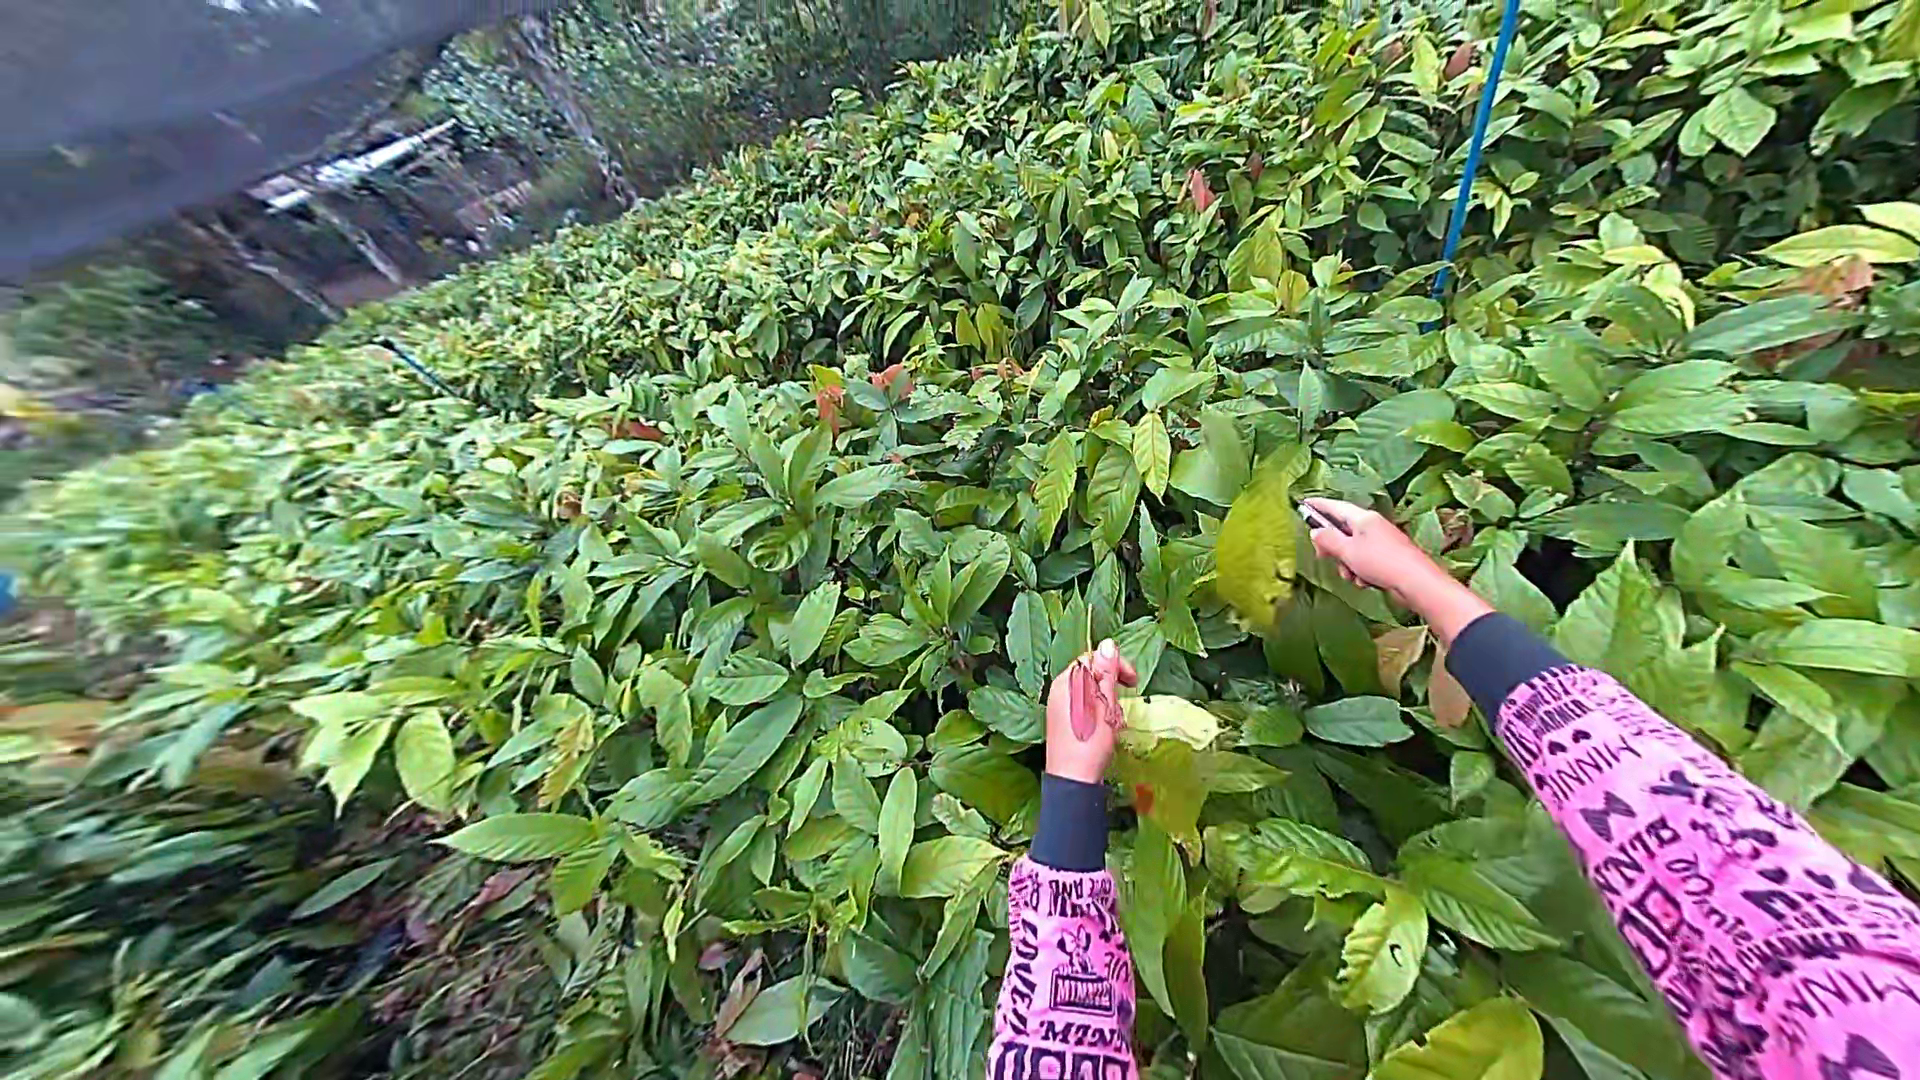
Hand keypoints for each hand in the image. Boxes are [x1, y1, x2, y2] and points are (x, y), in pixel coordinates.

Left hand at [1044, 639, 1138, 783]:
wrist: (1073, 780)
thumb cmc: (1090, 743)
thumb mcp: (1104, 705)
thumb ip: (1105, 673)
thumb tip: (1108, 644)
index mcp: (1067, 681)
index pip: (1093, 657)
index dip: (1115, 665)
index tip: (1132, 680)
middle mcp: (1059, 689)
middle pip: (1090, 673)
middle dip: (1112, 684)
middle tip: (1123, 703)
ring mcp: (1058, 705)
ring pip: (1089, 690)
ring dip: (1107, 700)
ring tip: (1115, 720)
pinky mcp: (1061, 720)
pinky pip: (1083, 704)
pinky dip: (1098, 710)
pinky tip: (1105, 728)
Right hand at [1301, 497, 1492, 644]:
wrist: (1417, 583)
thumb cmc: (1381, 562)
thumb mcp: (1346, 550)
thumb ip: (1327, 539)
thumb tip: (1316, 531)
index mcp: (1363, 518)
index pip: (1335, 506)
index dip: (1318, 505)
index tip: (1304, 503)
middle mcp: (1373, 526)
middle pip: (1341, 530)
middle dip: (1331, 546)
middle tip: (1323, 556)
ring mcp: (1381, 541)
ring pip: (1350, 548)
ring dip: (1345, 562)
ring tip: (1351, 574)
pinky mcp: (1387, 556)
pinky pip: (1363, 559)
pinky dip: (1359, 569)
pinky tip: (1364, 580)